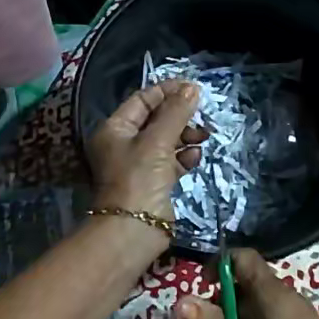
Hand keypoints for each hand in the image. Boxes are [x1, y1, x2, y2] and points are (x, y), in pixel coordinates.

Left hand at [87, 81, 207, 218]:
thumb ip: (176, 112)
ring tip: (203, 136)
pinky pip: (172, 160)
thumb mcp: (158, 141)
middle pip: (156, 119)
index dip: (167, 91)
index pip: (142, 100)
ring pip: (167, 139)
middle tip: (202, 115)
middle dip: (180, 115)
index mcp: (115, 129)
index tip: (192, 88)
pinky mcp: (154, 182)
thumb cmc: (139, 179)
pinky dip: (185, 156)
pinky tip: (195, 156)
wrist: (134, 230)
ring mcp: (139, 164)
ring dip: (186, 135)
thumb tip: (192, 88)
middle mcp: (124, 144)